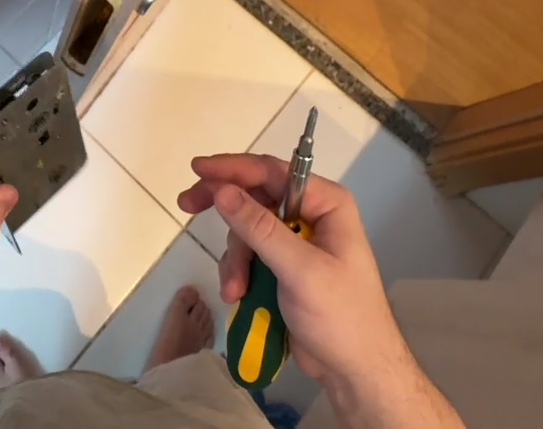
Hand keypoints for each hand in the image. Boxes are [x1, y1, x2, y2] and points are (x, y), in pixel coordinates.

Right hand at [178, 154, 460, 428]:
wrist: (355, 374)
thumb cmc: (341, 317)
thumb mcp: (300, 270)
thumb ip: (259, 228)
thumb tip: (221, 190)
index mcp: (325, 203)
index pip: (271, 171)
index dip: (233, 168)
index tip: (198, 169)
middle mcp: (309, 213)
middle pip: (253, 195)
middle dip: (225, 211)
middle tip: (187, 204)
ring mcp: (293, 240)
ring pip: (244, 228)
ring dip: (234, 257)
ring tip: (236, 288)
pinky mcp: (280, 264)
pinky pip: (246, 253)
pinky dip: (237, 271)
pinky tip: (239, 295)